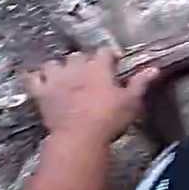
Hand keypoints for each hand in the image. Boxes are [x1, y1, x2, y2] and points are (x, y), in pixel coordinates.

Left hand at [25, 49, 157, 145]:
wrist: (79, 137)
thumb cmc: (109, 119)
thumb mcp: (131, 102)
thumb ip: (141, 83)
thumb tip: (155, 68)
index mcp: (99, 67)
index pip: (104, 52)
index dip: (108, 58)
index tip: (113, 65)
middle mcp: (76, 67)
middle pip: (78, 55)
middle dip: (82, 62)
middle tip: (87, 76)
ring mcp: (56, 78)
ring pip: (53, 63)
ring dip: (58, 69)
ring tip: (63, 78)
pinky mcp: (41, 92)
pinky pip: (33, 78)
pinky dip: (36, 78)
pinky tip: (40, 82)